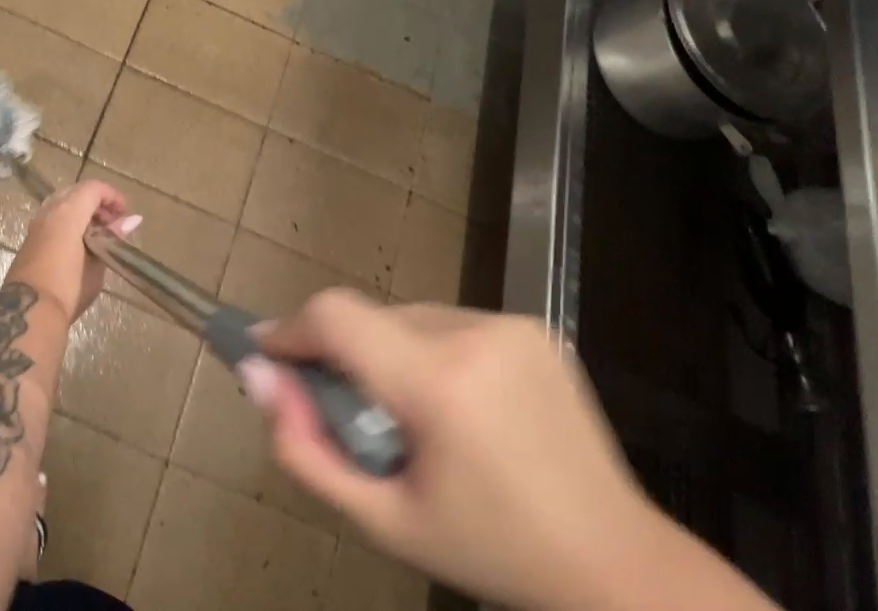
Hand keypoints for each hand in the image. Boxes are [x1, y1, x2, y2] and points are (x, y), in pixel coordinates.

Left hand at [9, 179, 134, 324]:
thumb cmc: (70, 287)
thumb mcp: (98, 263)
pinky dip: (68, 221)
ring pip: (61, 203)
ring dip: (81, 211)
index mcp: (67, 212)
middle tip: (112, 222)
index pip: (92, 188)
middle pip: (75, 191)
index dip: (112, 195)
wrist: (29, 310)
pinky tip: (80, 243)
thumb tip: (132, 220)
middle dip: (96, 202)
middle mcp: (49, 211)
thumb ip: (112, 238)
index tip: (125, 213)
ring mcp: (36, 225)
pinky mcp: (29, 240)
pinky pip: (52, 218)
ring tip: (98, 233)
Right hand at [251, 292, 669, 610]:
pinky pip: (447, 323)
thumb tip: (259, 376)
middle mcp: (476, 336)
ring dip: (384, 353)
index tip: (270, 360)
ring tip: (407, 415)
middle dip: (341, 355)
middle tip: (346, 414)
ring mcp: (512, 326)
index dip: (291, 330)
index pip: (335, 316)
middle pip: (368, 317)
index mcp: (440, 385)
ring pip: (405, 317)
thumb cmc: (489, 548)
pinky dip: (426, 352)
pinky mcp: (534, 328)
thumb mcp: (381, 520)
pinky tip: (452, 406)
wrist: (617, 562)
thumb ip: (304, 449)